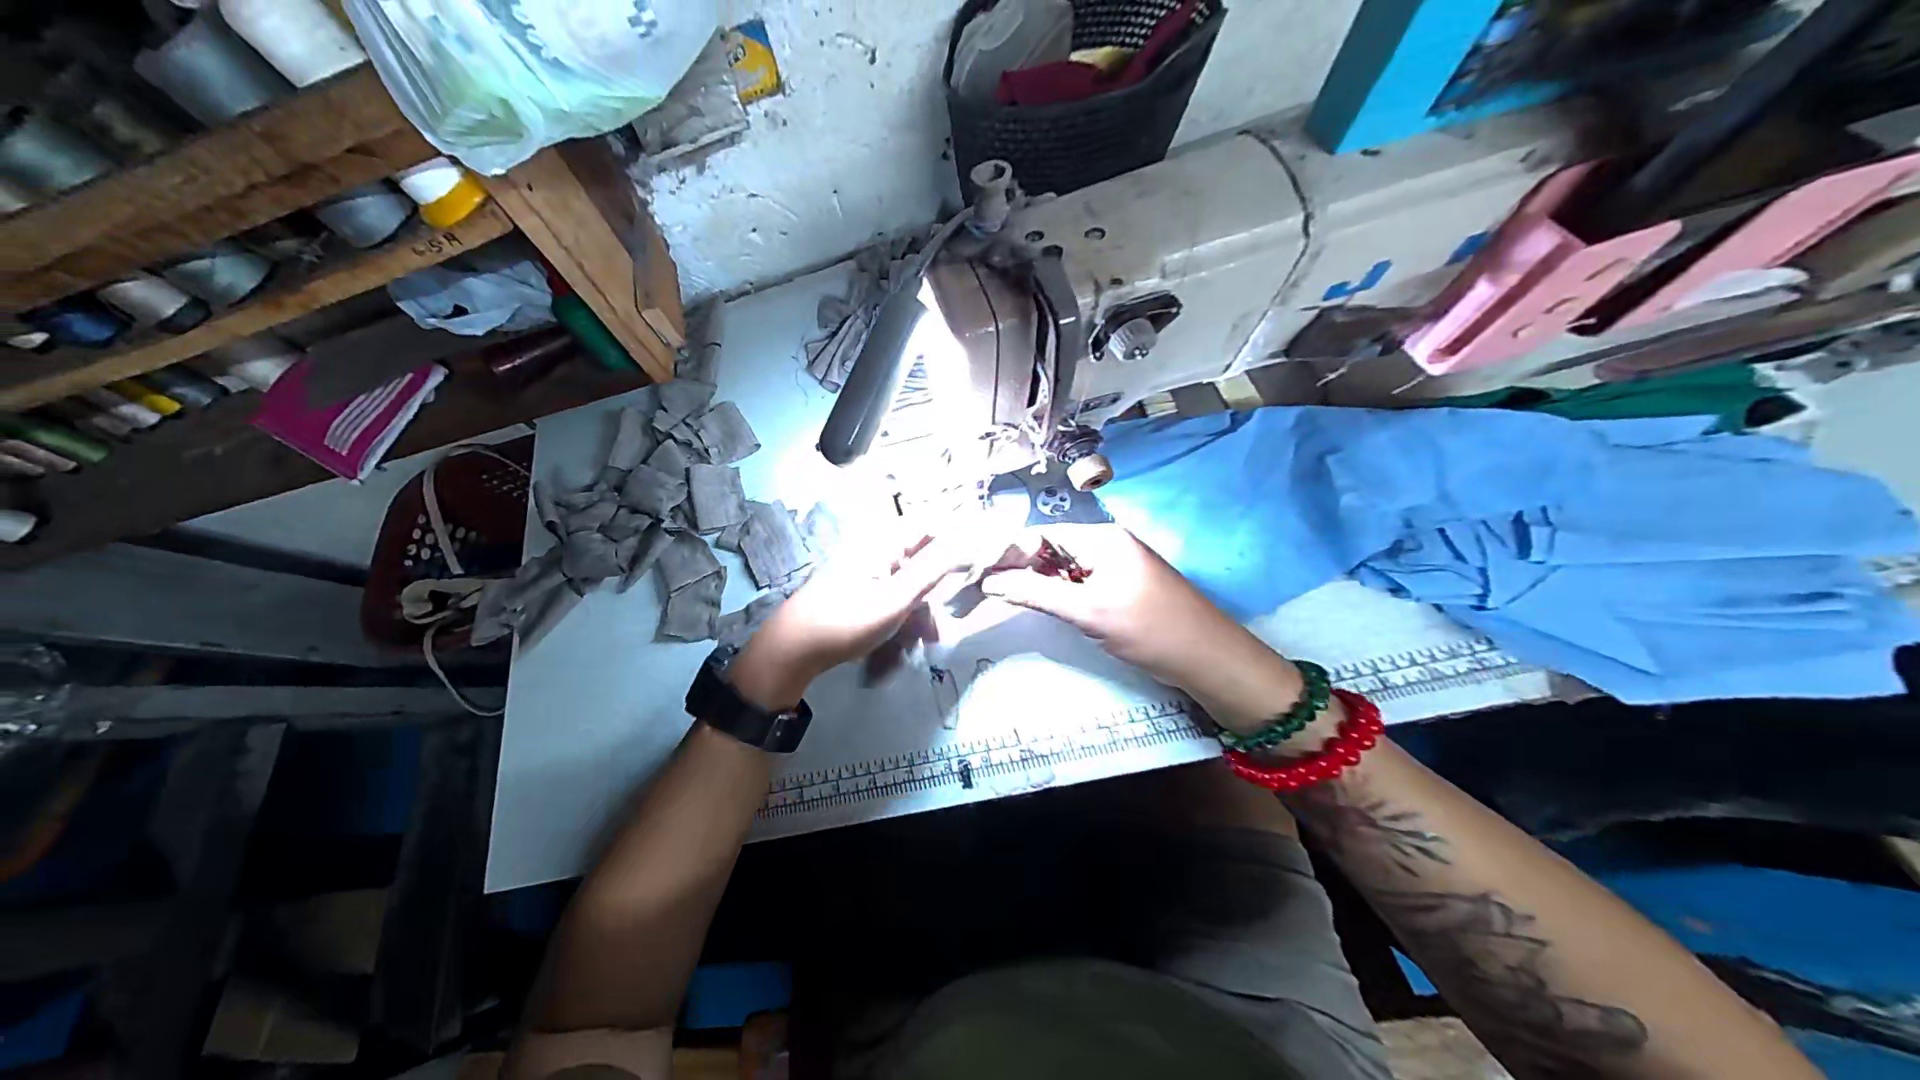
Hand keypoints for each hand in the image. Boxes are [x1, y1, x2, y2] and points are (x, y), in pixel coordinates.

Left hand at [731, 532, 965, 708]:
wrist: (792, 648)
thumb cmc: (847, 620)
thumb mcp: (897, 598)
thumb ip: (933, 569)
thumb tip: (966, 544)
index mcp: (883, 543)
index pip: (928, 526)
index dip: (954, 540)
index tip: (973, 563)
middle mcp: (873, 551)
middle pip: (918, 559)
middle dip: (935, 589)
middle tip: (945, 617)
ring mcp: (862, 572)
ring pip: (905, 584)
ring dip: (919, 610)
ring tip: (925, 641)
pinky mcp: (854, 592)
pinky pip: (888, 598)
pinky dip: (900, 616)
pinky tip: (903, 642)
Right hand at [978, 524, 1309, 733]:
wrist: (1209, 658)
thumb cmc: (1148, 629)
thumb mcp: (1088, 611)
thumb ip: (1036, 593)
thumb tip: (991, 581)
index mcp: (1102, 538)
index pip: (1041, 534)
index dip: (1008, 552)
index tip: (978, 573)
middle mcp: (1108, 543)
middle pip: (1051, 547)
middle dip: (1020, 566)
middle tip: (987, 589)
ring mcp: (1116, 565)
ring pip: (1064, 566)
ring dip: (1038, 580)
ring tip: (1006, 598)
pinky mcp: (1122, 586)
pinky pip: (1080, 581)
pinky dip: (1060, 592)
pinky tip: (1043, 606)